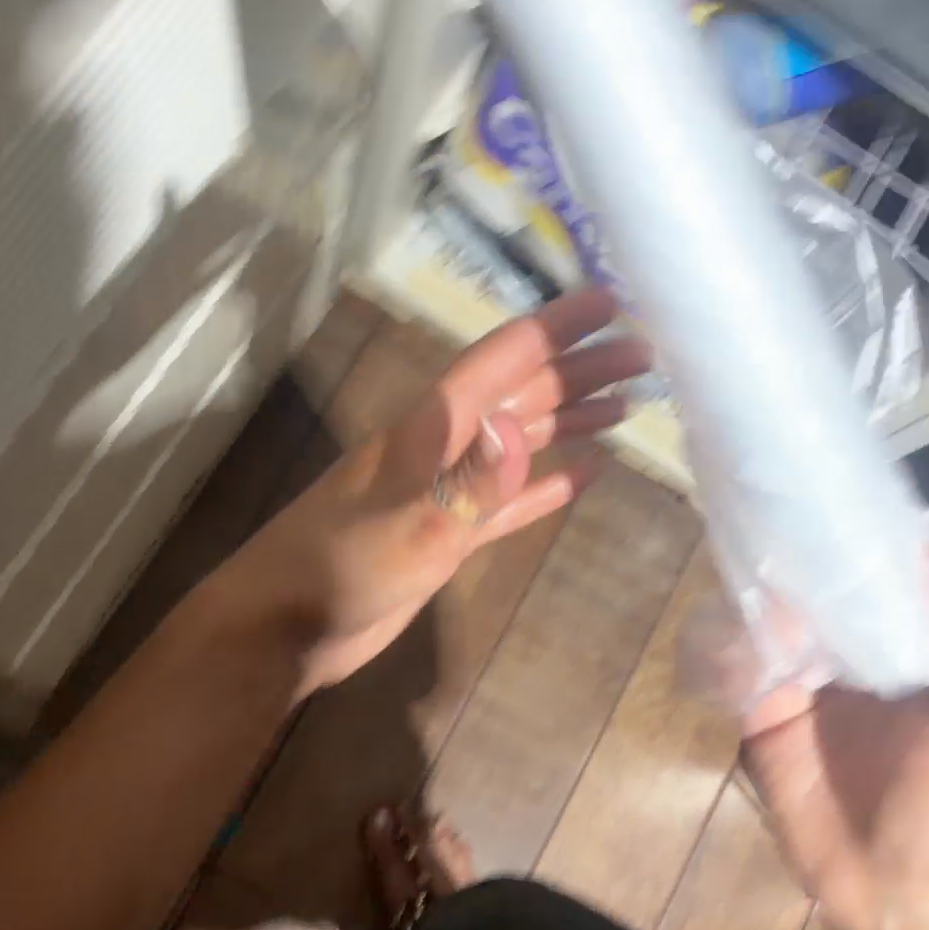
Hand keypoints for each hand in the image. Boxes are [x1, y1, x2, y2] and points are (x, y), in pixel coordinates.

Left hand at [234, 288, 650, 690]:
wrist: (283, 628)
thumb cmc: (339, 569)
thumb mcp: (409, 527)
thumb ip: (467, 480)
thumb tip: (518, 426)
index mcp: (432, 426)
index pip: (503, 359)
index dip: (557, 327)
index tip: (612, 301)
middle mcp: (445, 445)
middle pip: (522, 392)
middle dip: (581, 368)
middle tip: (645, 354)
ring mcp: (448, 489)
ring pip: (521, 441)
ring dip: (571, 418)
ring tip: (627, 404)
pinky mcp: (449, 531)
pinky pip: (510, 498)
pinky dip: (548, 484)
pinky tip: (586, 476)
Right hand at [740, 540, 928, 929]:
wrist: (893, 895)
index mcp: (908, 633)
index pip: (877, 559)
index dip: (855, 526)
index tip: (827, 497)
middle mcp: (850, 639)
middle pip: (808, 575)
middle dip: (786, 559)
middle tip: (769, 550)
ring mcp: (800, 669)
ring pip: (759, 610)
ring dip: (748, 607)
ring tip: (757, 628)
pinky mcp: (758, 703)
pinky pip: (729, 662)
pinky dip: (722, 655)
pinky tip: (736, 672)